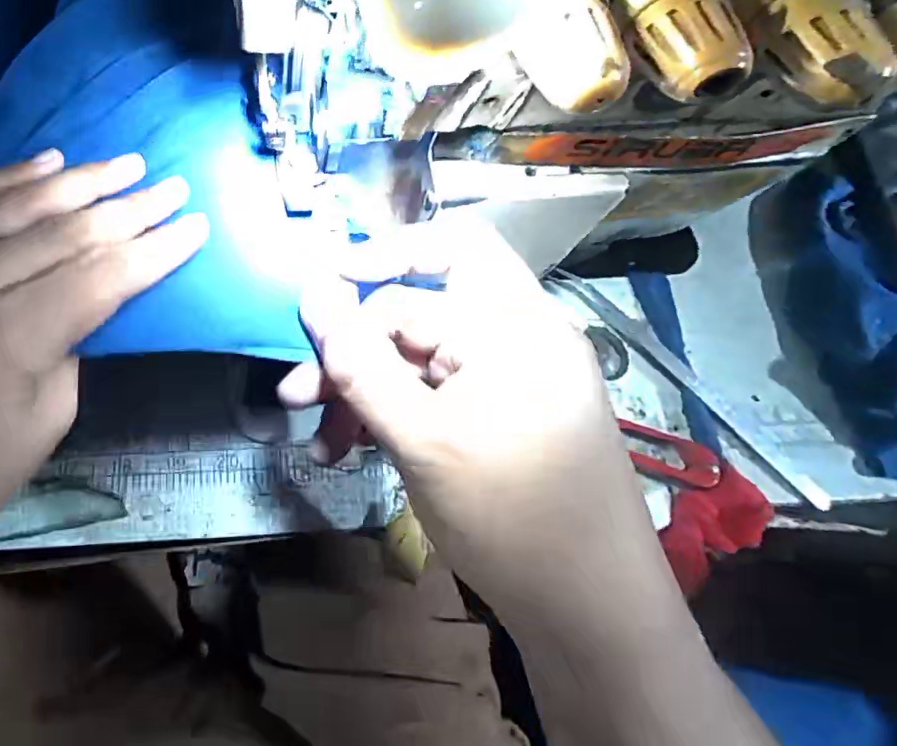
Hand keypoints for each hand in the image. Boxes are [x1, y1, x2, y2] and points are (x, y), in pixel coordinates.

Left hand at [0, 148, 209, 555]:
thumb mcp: (37, 431)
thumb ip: (67, 350)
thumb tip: (87, 299)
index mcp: (4, 347)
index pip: (100, 278)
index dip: (156, 250)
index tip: (196, 224)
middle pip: (63, 234)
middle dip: (129, 209)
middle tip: (173, 187)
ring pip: (11, 209)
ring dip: (75, 182)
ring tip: (123, 165)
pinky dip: (5, 182)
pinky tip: (45, 162)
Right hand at [276, 217, 657, 603]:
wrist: (594, 615)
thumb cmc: (510, 520)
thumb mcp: (420, 439)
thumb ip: (358, 362)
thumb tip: (314, 292)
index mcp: (512, 321)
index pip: (411, 280)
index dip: (353, 297)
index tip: (308, 317)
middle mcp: (518, 328)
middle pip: (416, 301)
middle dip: (354, 342)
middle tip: (301, 387)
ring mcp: (512, 367)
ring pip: (418, 349)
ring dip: (364, 384)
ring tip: (322, 438)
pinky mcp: (502, 402)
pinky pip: (436, 383)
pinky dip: (393, 406)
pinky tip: (354, 446)